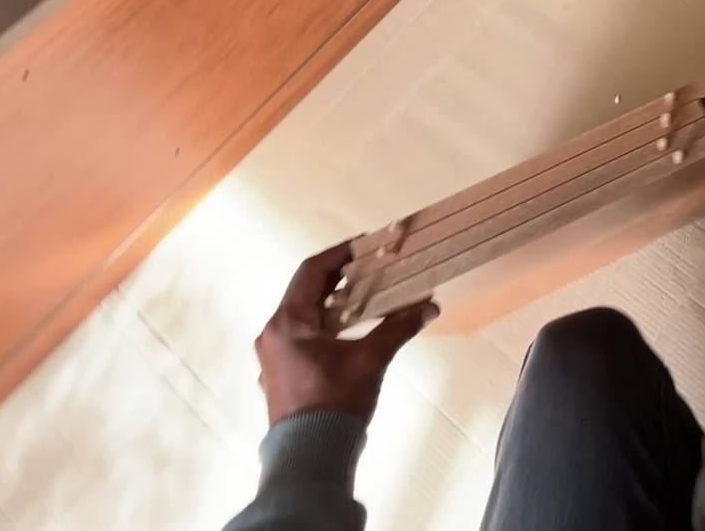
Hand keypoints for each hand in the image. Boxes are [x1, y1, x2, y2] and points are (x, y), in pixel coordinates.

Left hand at [256, 241, 438, 423]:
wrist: (310, 460)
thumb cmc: (335, 400)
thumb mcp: (371, 359)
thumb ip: (399, 327)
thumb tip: (430, 307)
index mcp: (287, 323)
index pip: (311, 271)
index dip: (340, 253)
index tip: (366, 245)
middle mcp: (274, 335)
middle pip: (307, 291)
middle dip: (341, 276)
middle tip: (372, 266)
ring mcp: (275, 357)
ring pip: (305, 314)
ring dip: (335, 300)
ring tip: (368, 293)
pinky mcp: (282, 375)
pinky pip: (304, 334)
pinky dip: (328, 322)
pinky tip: (354, 327)